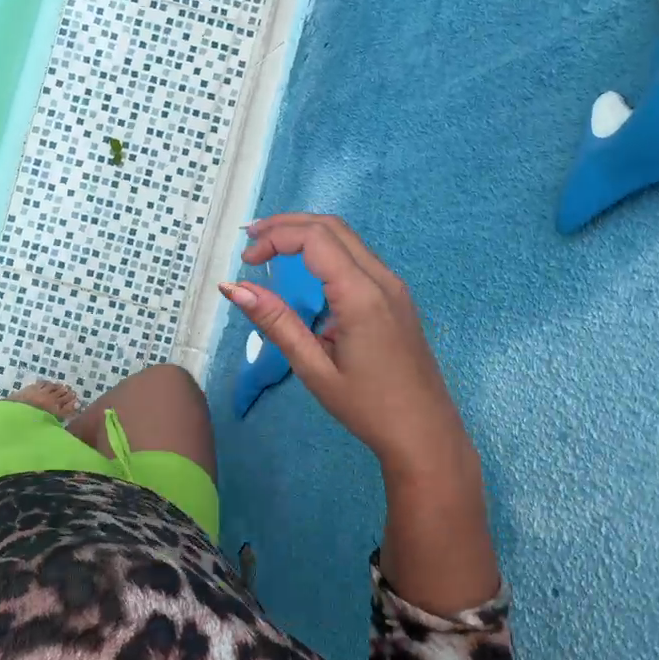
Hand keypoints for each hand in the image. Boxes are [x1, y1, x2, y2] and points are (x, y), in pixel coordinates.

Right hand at [220, 214, 471, 475]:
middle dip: (287, 225)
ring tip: (268, 248)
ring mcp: (394, 287)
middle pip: (332, 227)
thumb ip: (275, 322)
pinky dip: (323, 250)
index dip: (275, 238)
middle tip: (250, 239)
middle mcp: (382, 281)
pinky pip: (357, 257)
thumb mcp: (313, 367)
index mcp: (362, 296)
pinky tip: (302, 269)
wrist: (425, 434)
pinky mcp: (395, 298)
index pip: (315, 239)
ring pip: (347, 238)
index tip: (246, 261)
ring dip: (306, 234)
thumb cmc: (367, 407)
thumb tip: (233, 287)